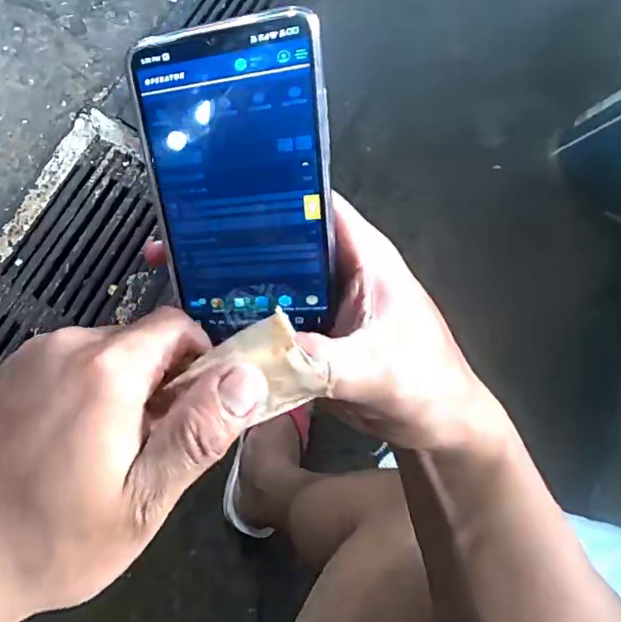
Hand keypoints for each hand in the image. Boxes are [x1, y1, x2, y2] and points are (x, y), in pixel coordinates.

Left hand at [0, 307, 266, 621]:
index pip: (178, 326)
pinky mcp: (14, 369)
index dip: (201, 363)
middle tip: (152, 447)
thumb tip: (247, 377)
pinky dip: (93, 386)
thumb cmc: (56, 541)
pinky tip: (74, 441)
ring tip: (110, 451)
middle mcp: (68, 344)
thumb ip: (199, 432)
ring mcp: (35, 354)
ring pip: (112, 350)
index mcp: (106, 368)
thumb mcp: (144, 500)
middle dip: (164, 381)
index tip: (195, 414)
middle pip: (144, 339)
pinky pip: (76, 360)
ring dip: (128, 386)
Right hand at [143, 194, 507, 453]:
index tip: (223, 194)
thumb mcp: (379, 370)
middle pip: (282, 238)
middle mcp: (340, 271)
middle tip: (185, 243)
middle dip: (238, 240)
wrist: (436, 429)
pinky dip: (245, 319)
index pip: (315, 203)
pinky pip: (270, 315)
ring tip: (184, 278)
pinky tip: (210, 324)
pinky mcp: (313, 332)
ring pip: (271, 278)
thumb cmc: (429, 385)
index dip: (273, 192)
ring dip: (235, 281)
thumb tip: (271, 350)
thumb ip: (327, 362)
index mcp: (365, 257)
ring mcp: (324, 301)